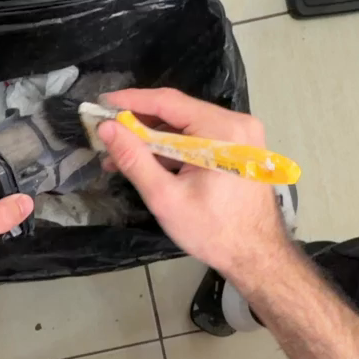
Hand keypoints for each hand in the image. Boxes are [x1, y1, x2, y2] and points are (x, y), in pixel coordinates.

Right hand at [97, 88, 292, 283]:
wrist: (256, 256)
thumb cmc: (213, 231)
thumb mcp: (166, 197)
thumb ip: (134, 159)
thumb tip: (106, 128)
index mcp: (223, 130)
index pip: (168, 102)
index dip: (131, 101)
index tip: (101, 104)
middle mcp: (236, 123)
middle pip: (177, 112)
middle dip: (139, 123)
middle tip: (106, 133)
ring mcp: (240, 135)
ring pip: (185, 125)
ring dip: (152, 138)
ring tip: (118, 155)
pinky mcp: (238, 149)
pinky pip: (198, 138)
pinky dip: (172, 147)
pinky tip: (146, 161)